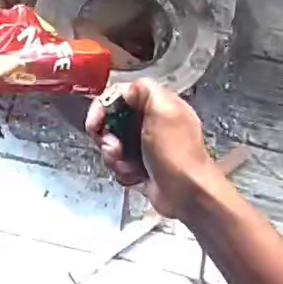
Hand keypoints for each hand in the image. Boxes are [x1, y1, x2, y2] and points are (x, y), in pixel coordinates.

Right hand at [84, 78, 222, 220]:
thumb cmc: (176, 153)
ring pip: (112, 144)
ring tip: (129, 166)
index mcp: (158, 104)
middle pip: (111, 120)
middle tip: (115, 148)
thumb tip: (126, 90)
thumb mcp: (163, 110)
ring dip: (114, 157)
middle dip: (107, 137)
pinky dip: (123, 171)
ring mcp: (145, 145)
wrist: (187, 194)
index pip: (120, 95)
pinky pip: (119, 163)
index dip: (103, 107)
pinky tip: (136, 176)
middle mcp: (151, 122)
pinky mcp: (141, 166)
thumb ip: (144, 90)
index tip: (95, 123)